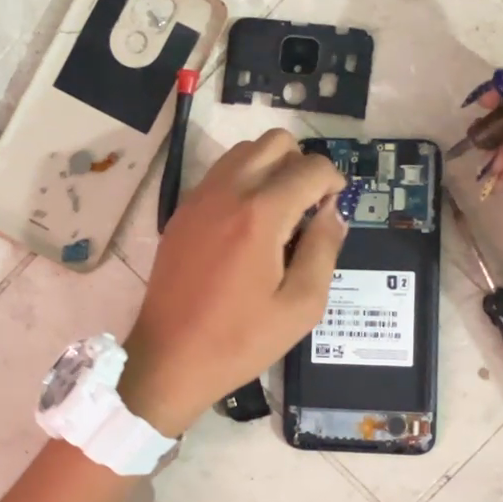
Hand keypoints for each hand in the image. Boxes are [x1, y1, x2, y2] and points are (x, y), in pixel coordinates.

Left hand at [121, 130, 346, 435]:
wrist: (168, 359)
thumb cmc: (239, 341)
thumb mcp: (300, 307)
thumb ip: (324, 250)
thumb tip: (333, 213)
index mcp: (261, 215)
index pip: (311, 168)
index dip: (334, 182)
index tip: (334, 209)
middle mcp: (227, 192)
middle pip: (275, 142)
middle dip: (301, 165)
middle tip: (308, 207)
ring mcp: (198, 199)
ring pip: (243, 152)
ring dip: (270, 168)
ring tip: (280, 213)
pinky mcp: (181, 213)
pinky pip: (219, 175)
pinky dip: (242, 182)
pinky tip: (248, 225)